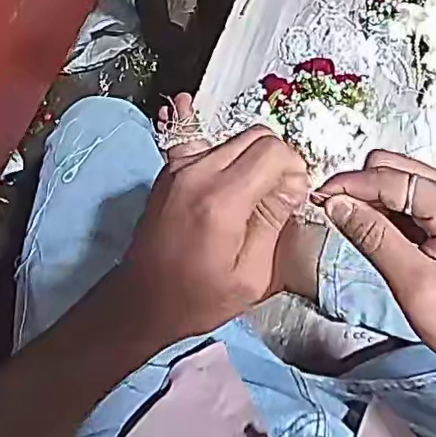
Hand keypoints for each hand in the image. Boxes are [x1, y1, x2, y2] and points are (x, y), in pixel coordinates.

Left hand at [114, 125, 309, 342]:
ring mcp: (180, 166)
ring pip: (236, 139)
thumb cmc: (196, 299)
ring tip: (253, 196)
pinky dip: (229, 160)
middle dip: (278, 159)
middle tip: (279, 193)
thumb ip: (275, 221)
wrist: (140, 300)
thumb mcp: (251, 275)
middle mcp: (197, 174)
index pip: (273, 151)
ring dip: (254, 159)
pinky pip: (213, 146)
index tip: (294, 194)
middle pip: (257, 136)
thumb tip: (295, 184)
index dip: (294, 168)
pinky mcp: (170, 168)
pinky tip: (228, 190)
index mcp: (220, 201)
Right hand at [314, 151, 435, 418]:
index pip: (394, 178)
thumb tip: (338, 203)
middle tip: (333, 215)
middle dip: (360, 187)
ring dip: (371, 197)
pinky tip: (374, 233)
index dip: (351, 185)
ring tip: (351, 227)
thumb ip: (375, 239)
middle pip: (395, 168)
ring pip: (399, 178)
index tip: (319, 198)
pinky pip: (408, 197)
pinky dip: (385, 209)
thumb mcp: (418, 288)